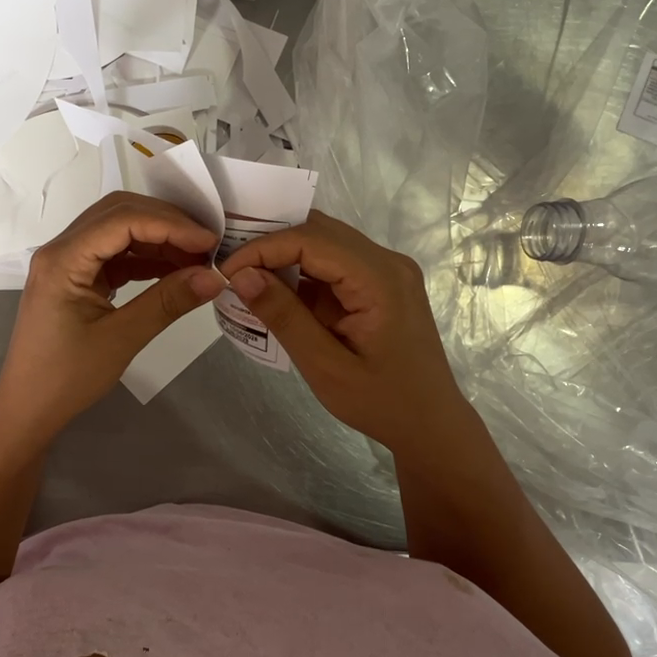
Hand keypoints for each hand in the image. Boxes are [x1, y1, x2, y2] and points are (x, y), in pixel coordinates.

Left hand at [0, 193, 223, 437]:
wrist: (28, 407)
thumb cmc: (66, 378)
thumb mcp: (121, 339)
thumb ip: (167, 302)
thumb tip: (215, 277)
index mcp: (62, 260)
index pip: (122, 220)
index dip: (170, 225)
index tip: (209, 242)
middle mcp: (60, 250)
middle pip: (118, 214)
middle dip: (166, 224)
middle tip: (207, 246)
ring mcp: (66, 263)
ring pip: (117, 232)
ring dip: (158, 240)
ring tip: (197, 260)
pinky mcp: (75, 279)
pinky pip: (114, 255)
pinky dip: (145, 259)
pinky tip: (175, 271)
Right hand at [216, 210, 463, 449]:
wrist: (430, 424)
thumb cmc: (381, 402)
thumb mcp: (324, 366)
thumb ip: (284, 317)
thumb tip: (242, 276)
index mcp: (380, 279)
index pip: (311, 240)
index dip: (263, 248)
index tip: (226, 271)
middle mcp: (387, 262)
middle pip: (319, 232)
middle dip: (270, 244)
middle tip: (230, 268)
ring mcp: (386, 272)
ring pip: (325, 244)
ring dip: (284, 256)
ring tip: (245, 278)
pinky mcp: (379, 286)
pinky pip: (334, 265)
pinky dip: (301, 273)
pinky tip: (275, 292)